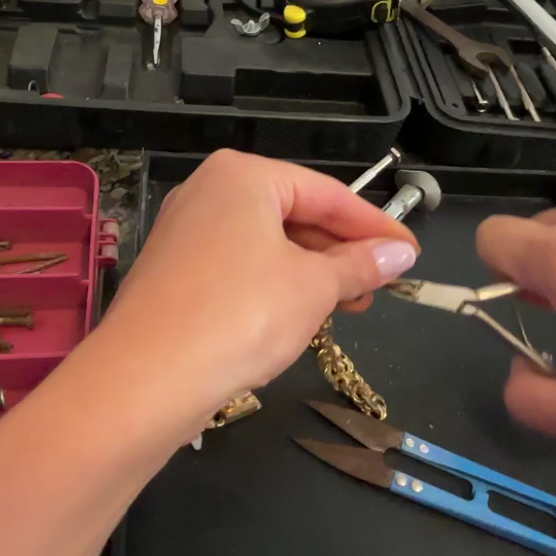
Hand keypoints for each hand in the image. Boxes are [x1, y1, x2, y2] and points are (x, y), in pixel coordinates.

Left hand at [101, 150, 420, 408]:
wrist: (145, 379)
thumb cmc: (241, 315)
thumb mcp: (313, 288)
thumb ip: (360, 264)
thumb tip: (400, 252)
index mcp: (243, 176)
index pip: (326, 193)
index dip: (374, 225)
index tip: (410, 253)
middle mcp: (208, 191)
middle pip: (293, 215)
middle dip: (339, 252)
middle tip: (379, 285)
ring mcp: (185, 230)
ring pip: (266, 243)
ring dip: (310, 273)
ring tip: (347, 306)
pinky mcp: (173, 270)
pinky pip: (238, 265)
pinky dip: (274, 284)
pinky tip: (297, 315)